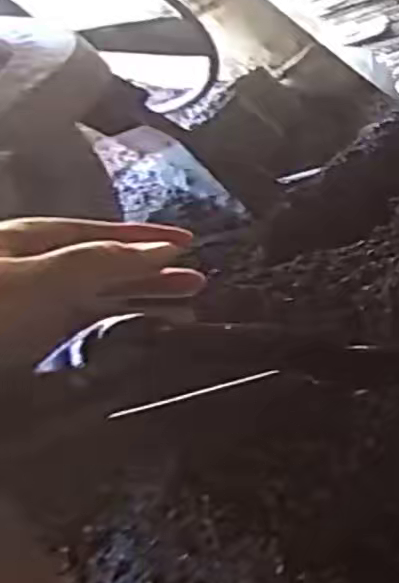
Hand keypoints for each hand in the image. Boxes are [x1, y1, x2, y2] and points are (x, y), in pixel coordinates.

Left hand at [0, 219, 206, 372]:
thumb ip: (108, 260)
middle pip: (85, 267)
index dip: (137, 235)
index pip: (80, 231)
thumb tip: (165, 249)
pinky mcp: (8, 350)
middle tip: (195, 281)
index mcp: (3, 247)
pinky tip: (134, 336)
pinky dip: (110, 330)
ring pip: (80, 302)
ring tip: (182, 310)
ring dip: (134, 304)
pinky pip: (70, 333)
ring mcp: (4, 315)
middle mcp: (3, 276)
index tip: (188, 242)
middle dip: (144, 273)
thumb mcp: (41, 278)